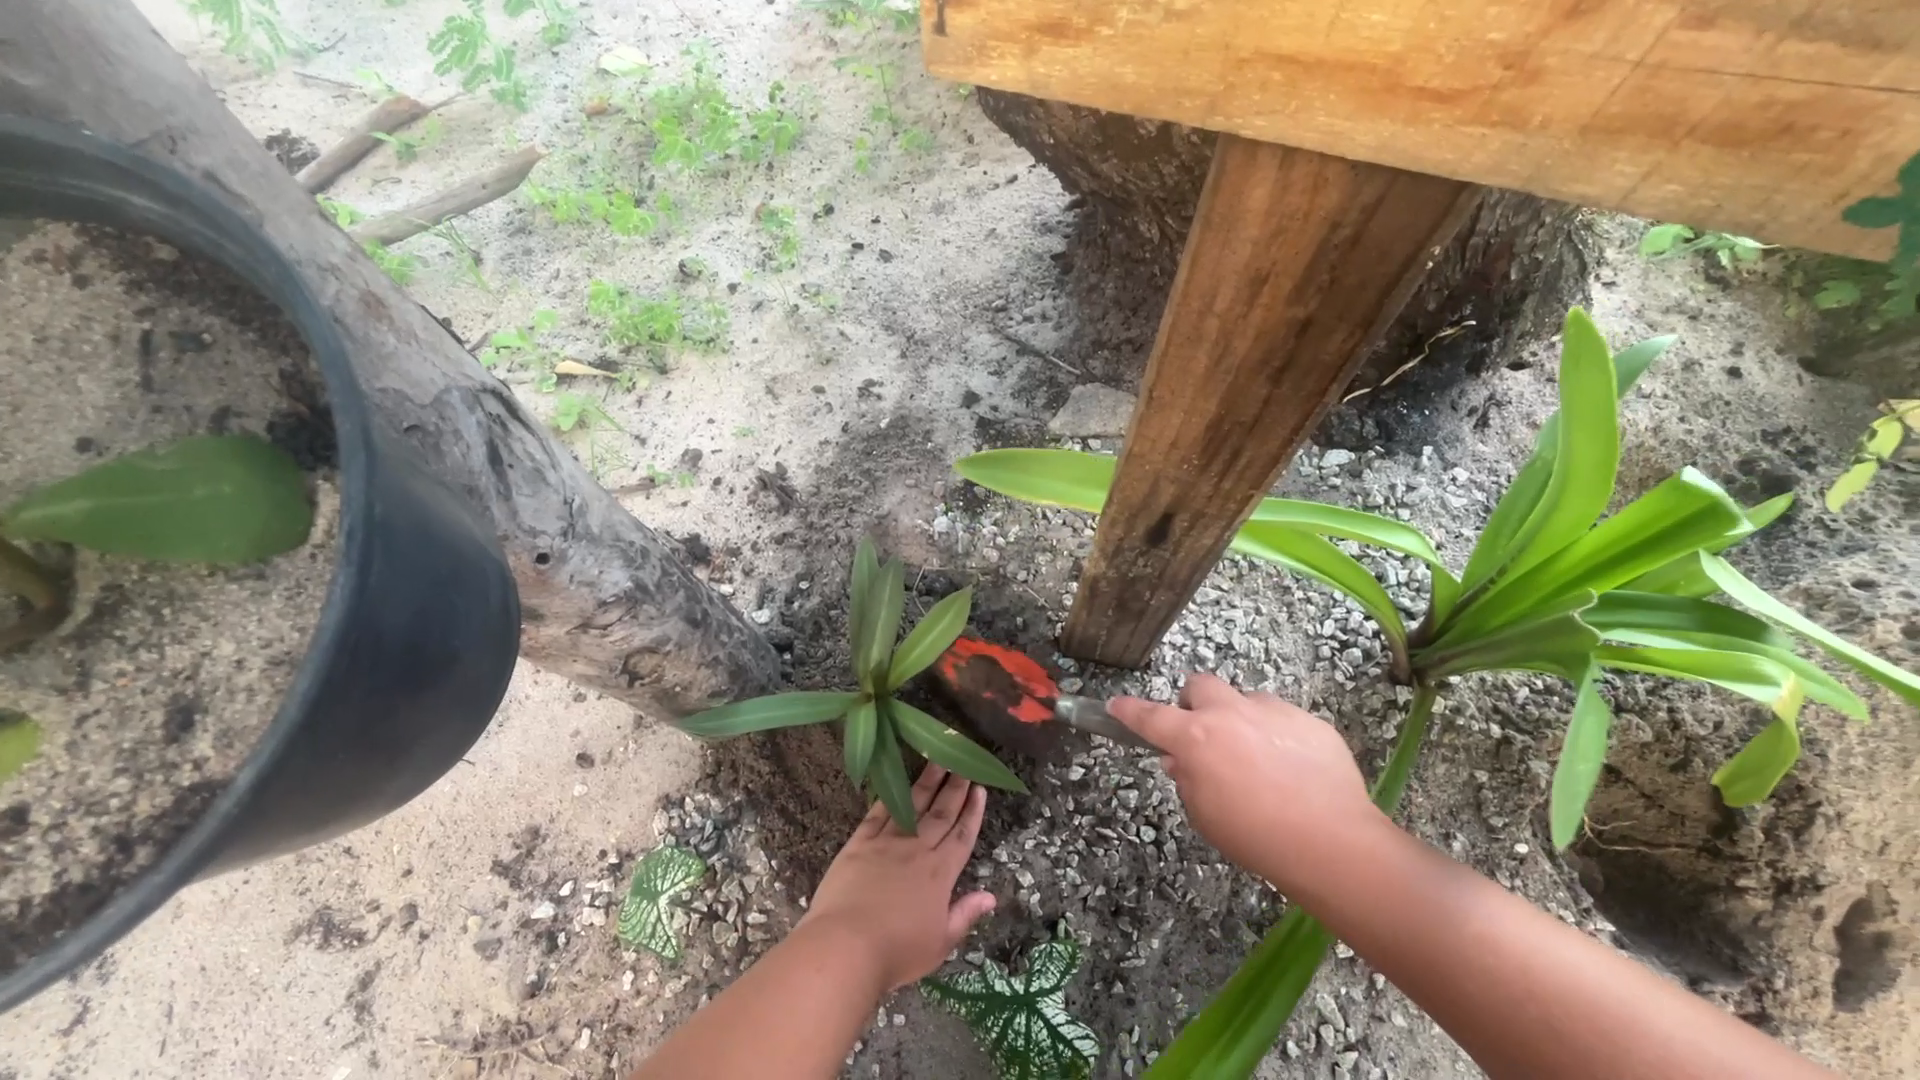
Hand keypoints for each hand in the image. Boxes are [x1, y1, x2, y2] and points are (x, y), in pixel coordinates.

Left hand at [802, 765, 995, 990]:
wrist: (846, 945)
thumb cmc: (897, 951)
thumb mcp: (940, 943)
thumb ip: (965, 915)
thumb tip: (991, 896)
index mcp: (940, 874)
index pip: (962, 836)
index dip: (973, 812)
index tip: (980, 789)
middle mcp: (916, 851)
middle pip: (940, 814)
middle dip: (955, 789)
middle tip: (963, 765)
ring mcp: (886, 844)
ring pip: (911, 806)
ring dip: (926, 783)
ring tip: (937, 762)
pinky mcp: (858, 844)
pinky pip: (877, 814)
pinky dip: (890, 798)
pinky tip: (896, 785)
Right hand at [1107, 674, 1381, 892]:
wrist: (1330, 842)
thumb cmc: (1255, 836)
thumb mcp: (1204, 816)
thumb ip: (1187, 780)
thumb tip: (1182, 761)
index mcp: (1196, 737)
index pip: (1150, 716)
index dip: (1129, 711)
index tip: (1117, 706)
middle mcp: (1231, 713)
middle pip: (1200, 685)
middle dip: (1194, 703)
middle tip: (1203, 734)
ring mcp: (1274, 712)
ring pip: (1246, 701)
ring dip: (1241, 720)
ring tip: (1258, 759)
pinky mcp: (1311, 722)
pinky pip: (1284, 719)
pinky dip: (1279, 736)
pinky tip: (1293, 771)